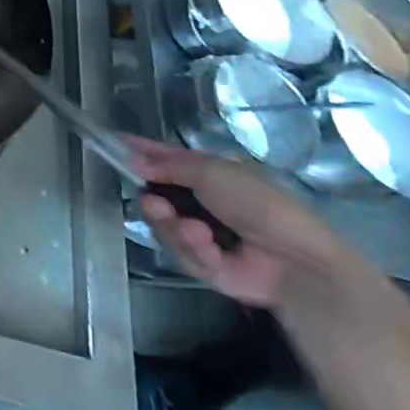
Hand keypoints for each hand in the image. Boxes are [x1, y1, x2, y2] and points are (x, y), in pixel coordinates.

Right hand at [129, 136, 344, 308]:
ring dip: (174, 228)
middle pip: (157, 198)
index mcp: (207, 174)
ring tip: (192, 229)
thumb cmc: (259, 203)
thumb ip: (170, 166)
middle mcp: (201, 202)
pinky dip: (194, 248)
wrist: (296, 259)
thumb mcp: (213, 172)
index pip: (166, 159)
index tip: (113, 144)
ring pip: (165, 228)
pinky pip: (182, 254)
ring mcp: (202, 235)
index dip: (141, 152)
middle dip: (153, 202)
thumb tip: (135, 160)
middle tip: (152, 203)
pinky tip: (210, 247)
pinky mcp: (205, 265)